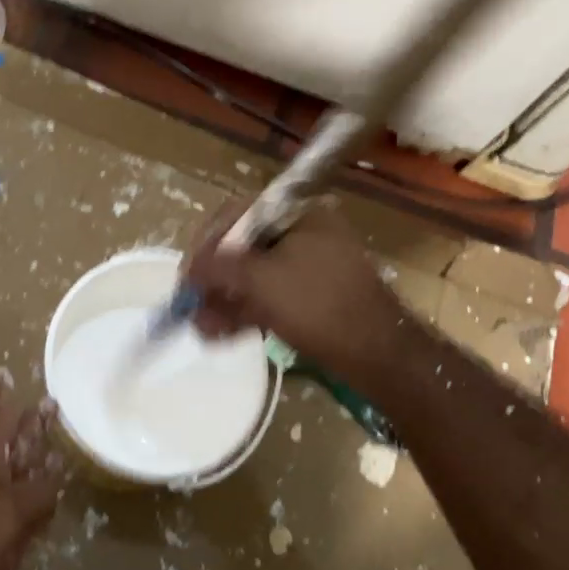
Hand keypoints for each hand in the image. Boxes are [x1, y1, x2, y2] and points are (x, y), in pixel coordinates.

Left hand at [0, 371, 66, 569]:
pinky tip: (45, 499)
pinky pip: (14, 504)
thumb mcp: (12, 514)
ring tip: (54, 447)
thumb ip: (40, 490)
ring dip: (33, 460)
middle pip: (11, 443)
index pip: (0, 418)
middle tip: (50, 405)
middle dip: (30, 425)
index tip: (4, 371)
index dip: (5, 397)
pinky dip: (30, 498)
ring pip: (14, 474)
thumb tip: (58, 467)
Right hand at [183, 199, 404, 371]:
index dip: (205, 243)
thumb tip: (191, 268)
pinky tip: (221, 335)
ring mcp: (309, 267)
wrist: (380, 355)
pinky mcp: (312, 298)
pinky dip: (245, 312)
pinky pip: (269, 297)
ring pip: (253, 277)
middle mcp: (303, 233)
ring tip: (201, 329)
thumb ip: (219, 267)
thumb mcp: (261, 281)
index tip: (188, 274)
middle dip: (212, 280)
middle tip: (189, 306)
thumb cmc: (320, 306)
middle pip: (242, 248)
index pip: (235, 216)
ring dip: (224, 301)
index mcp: (297, 214)